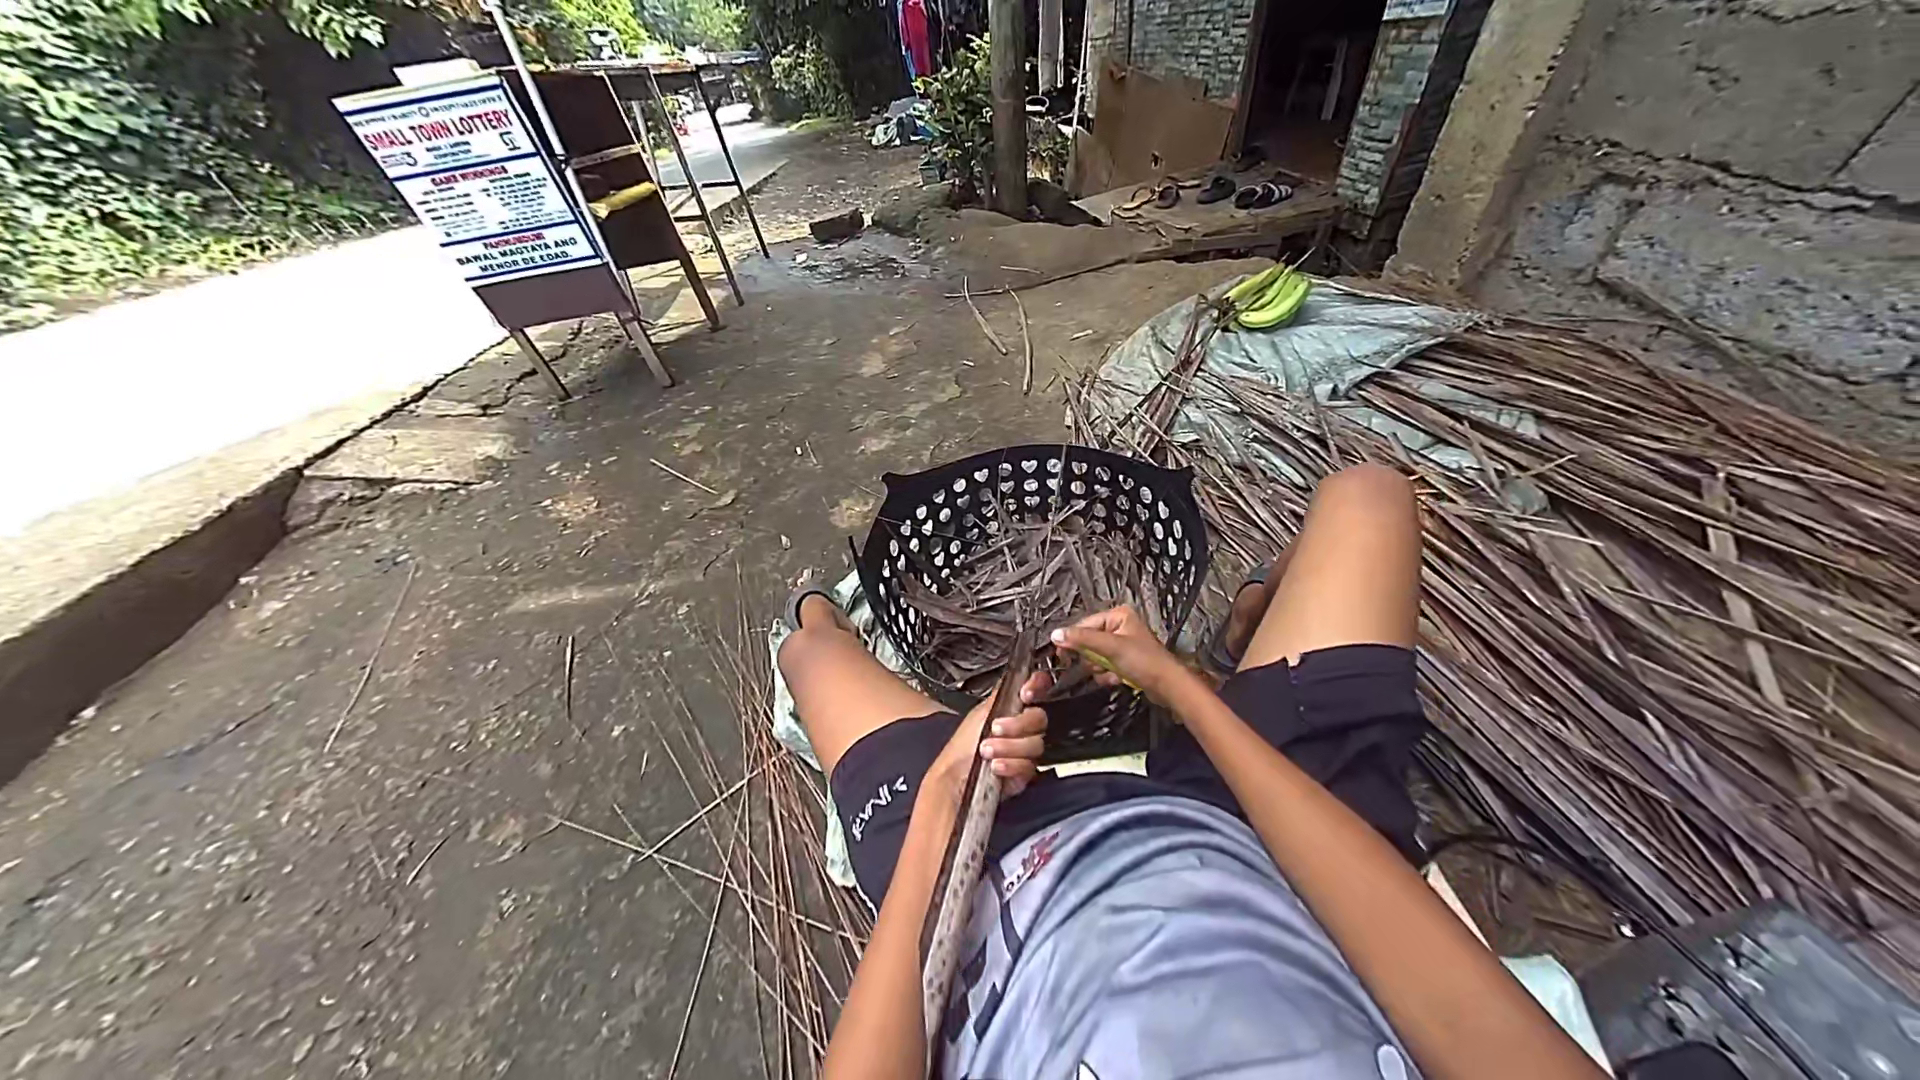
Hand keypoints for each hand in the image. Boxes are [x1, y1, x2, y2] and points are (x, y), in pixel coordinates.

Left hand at [930, 668, 1052, 797]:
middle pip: (1039, 717)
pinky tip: (995, 766)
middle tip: (995, 728)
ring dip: (1008, 747)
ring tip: (987, 750)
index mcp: (1013, 706)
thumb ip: (1004, 692)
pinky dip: (1010, 765)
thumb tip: (1017, 673)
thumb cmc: (963, 744)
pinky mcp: (1026, 771)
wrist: (956, 776)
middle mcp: (1022, 726)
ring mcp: (1025, 748)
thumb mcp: (982, 711)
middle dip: (1016, 724)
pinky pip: (1029, 766)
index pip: (1038, 688)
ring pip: (1035, 743)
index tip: (1025, 694)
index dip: (1037, 686)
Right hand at [1050, 606, 1187, 700]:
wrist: (1167, 686)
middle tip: (1098, 665)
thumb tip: (1056, 634)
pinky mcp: (1123, 661)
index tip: (1061, 654)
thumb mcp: (1110, 647)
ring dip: (1099, 668)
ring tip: (1111, 672)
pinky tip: (1116, 678)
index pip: (1085, 625)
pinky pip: (1103, 666)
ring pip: (1094, 657)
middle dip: (1092, 658)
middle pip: (1088, 642)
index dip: (1073, 640)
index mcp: (1118, 616)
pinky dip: (1106, 675)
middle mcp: (1119, 627)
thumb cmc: (1145, 662)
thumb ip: (1082, 640)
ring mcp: (1121, 645)